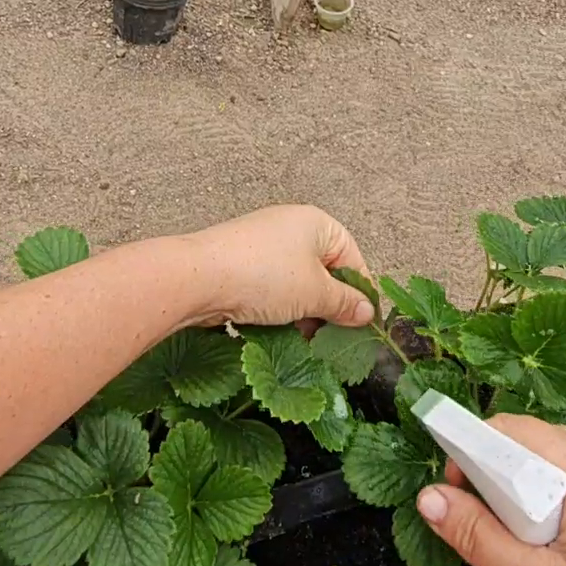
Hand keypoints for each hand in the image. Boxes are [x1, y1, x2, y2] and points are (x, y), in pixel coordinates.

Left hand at [173, 205, 374, 329]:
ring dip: (304, 314)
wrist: (199, 278)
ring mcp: (265, 246)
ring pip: (298, 285)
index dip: (360, 293)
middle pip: (325, 273)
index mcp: (316, 224)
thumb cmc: (264, 276)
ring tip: (304, 342)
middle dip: (330, 308)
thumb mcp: (314, 293)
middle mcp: (292, 228)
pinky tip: (279, 335)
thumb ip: (345, 304)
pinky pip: (273, 290)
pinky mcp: (243, 265)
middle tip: (332, 340)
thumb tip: (367, 312)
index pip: (353, 259)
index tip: (365, 326)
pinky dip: (280, 311)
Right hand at [415, 414, 565, 565]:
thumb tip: (430, 498)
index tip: (453, 491)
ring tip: (534, 551)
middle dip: (501, 480)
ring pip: (560, 466)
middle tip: (493, 532)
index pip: (506, 430)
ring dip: (532, 495)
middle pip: (533, 445)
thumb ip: (476, 536)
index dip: (469, 454)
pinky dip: (565, 505)